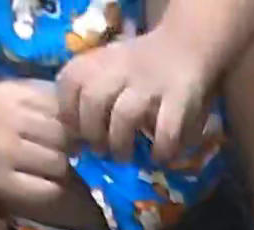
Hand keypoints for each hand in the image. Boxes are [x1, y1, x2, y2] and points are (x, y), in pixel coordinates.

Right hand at [0, 80, 71, 201]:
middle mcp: (6, 120)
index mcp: (10, 94)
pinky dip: (53, 187)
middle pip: (60, 135)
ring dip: (60, 167)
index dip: (70, 121)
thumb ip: (44, 100)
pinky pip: (46, 188)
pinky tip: (46, 182)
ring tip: (51, 166)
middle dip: (67, 145)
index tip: (68, 130)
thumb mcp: (12, 98)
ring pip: (57, 162)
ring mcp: (4, 153)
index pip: (58, 107)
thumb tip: (82, 118)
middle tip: (63, 151)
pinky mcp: (5, 182)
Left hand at [56, 27, 214, 162]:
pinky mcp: (178, 99)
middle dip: (94, 134)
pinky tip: (158, 157)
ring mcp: (150, 84)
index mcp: (99, 61)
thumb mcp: (109, 71)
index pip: (69, 82)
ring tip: (126, 157)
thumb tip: (75, 139)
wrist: (185, 48)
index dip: (69, 114)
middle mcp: (121, 68)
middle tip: (103, 150)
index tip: (78, 134)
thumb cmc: (139, 71)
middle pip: (93, 100)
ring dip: (121, 145)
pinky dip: (160, 151)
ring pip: (124, 115)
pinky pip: (166, 132)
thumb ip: (89, 96)